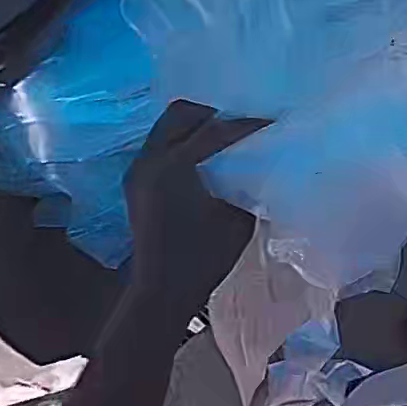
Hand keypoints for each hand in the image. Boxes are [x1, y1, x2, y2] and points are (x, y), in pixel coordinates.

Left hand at [124, 100, 267, 311]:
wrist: (162, 291)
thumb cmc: (203, 260)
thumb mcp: (238, 221)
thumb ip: (249, 186)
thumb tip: (262, 165)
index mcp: (175, 166)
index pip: (217, 131)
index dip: (247, 125)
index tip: (271, 123)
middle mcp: (150, 159)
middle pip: (182, 114)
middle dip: (214, 115)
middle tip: (241, 128)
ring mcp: (138, 169)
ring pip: (167, 128)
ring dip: (196, 128)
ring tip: (224, 142)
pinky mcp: (135, 182)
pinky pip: (160, 146)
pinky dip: (183, 144)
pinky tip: (204, 161)